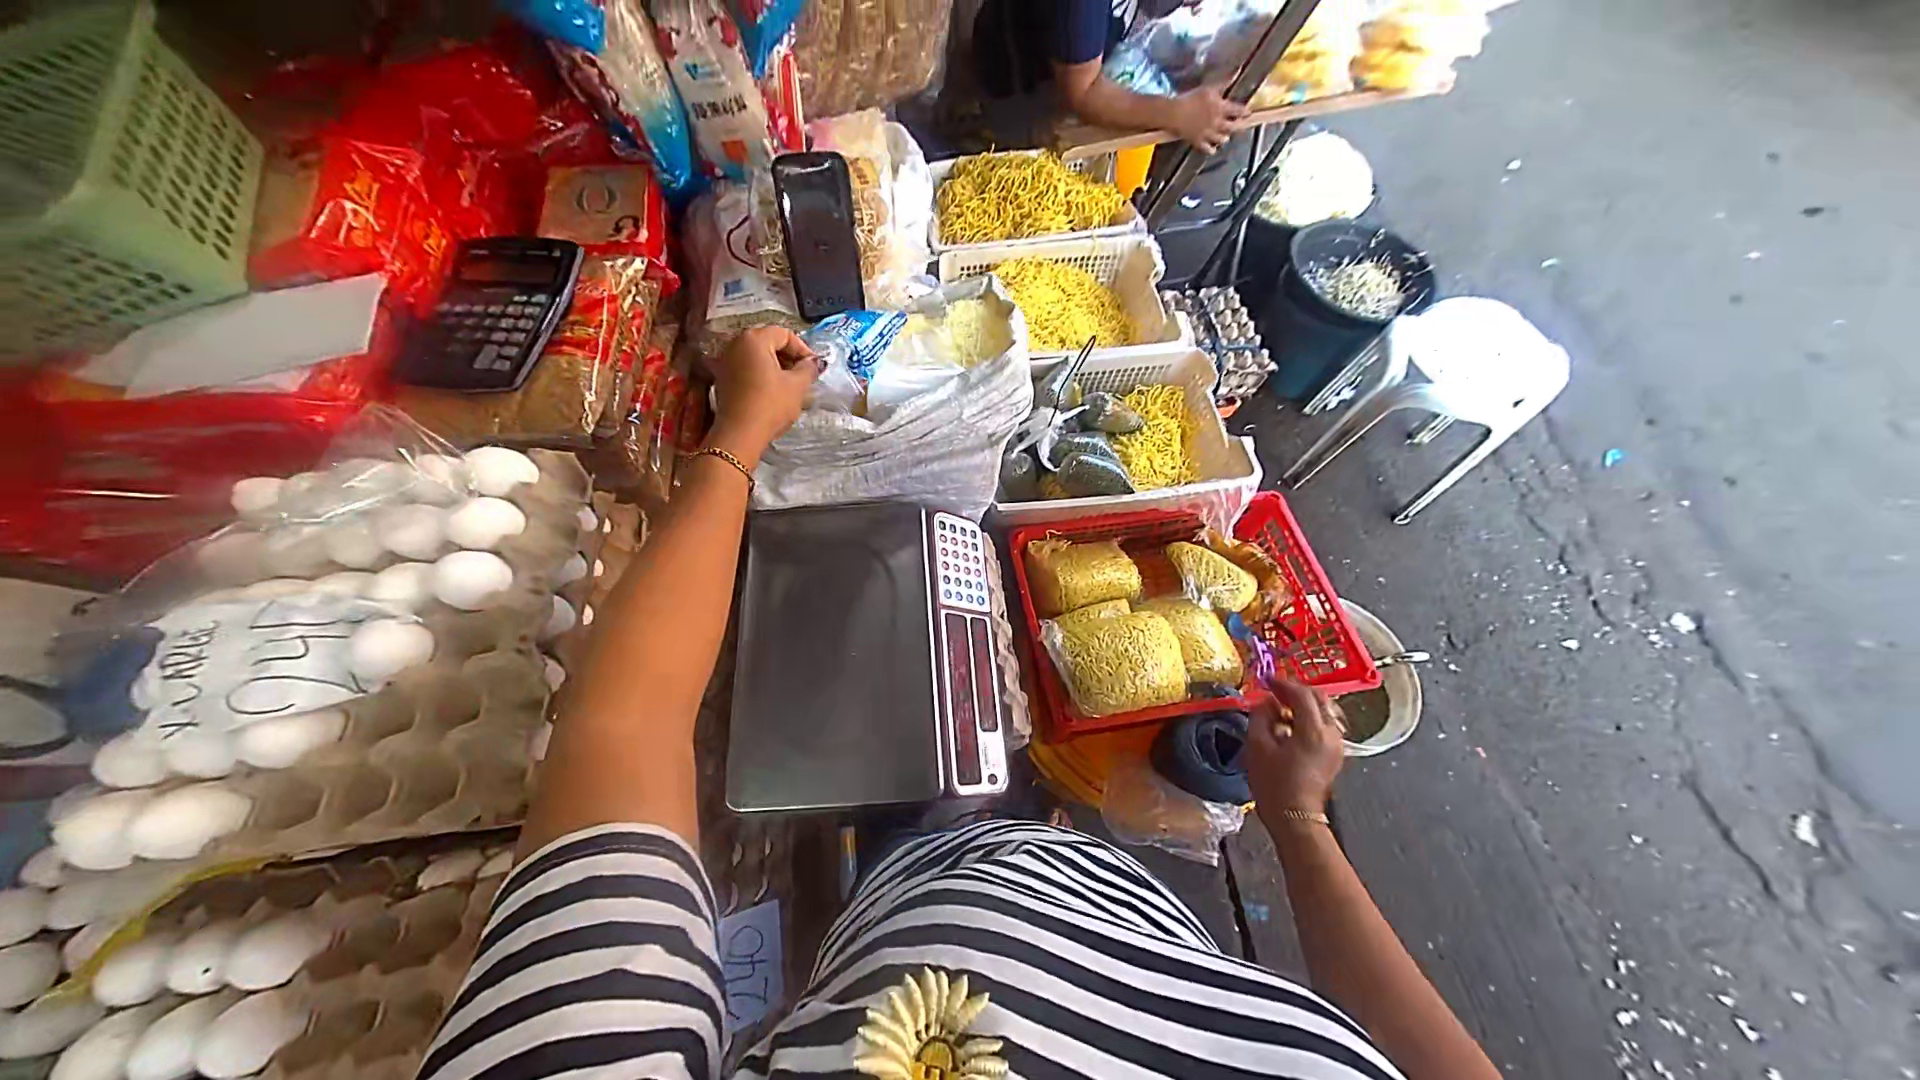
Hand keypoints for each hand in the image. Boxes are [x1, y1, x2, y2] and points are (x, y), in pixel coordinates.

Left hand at [707, 325, 819, 464]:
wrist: (740, 433)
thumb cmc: (770, 404)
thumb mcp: (797, 385)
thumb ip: (808, 368)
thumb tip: (813, 362)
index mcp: (754, 339)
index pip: (784, 334)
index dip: (803, 349)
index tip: (813, 367)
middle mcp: (736, 343)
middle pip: (769, 342)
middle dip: (789, 356)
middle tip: (804, 375)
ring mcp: (725, 360)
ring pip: (757, 356)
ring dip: (776, 366)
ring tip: (790, 384)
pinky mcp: (722, 378)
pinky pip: (747, 368)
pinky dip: (761, 374)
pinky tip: (772, 391)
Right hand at [1169, 85, 1246, 152]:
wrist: (1175, 114)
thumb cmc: (1191, 99)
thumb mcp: (1209, 88)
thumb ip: (1224, 82)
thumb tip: (1238, 71)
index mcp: (1220, 108)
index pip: (1237, 110)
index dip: (1244, 112)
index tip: (1248, 113)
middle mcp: (1217, 123)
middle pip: (1231, 127)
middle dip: (1237, 127)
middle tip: (1240, 127)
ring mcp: (1207, 134)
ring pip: (1221, 139)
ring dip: (1224, 138)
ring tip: (1226, 138)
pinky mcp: (1198, 142)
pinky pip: (1207, 148)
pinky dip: (1211, 150)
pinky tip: (1213, 149)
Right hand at [1246, 679, 1346, 817]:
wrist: (1294, 817)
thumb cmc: (1273, 784)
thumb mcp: (1257, 745)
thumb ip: (1261, 716)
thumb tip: (1267, 702)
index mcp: (1314, 731)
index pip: (1303, 695)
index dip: (1283, 684)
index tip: (1267, 680)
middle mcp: (1331, 735)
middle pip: (1320, 699)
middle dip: (1296, 691)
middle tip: (1275, 690)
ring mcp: (1336, 746)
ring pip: (1324, 711)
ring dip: (1303, 704)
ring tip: (1281, 706)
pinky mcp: (1334, 755)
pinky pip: (1325, 725)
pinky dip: (1308, 717)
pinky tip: (1290, 724)